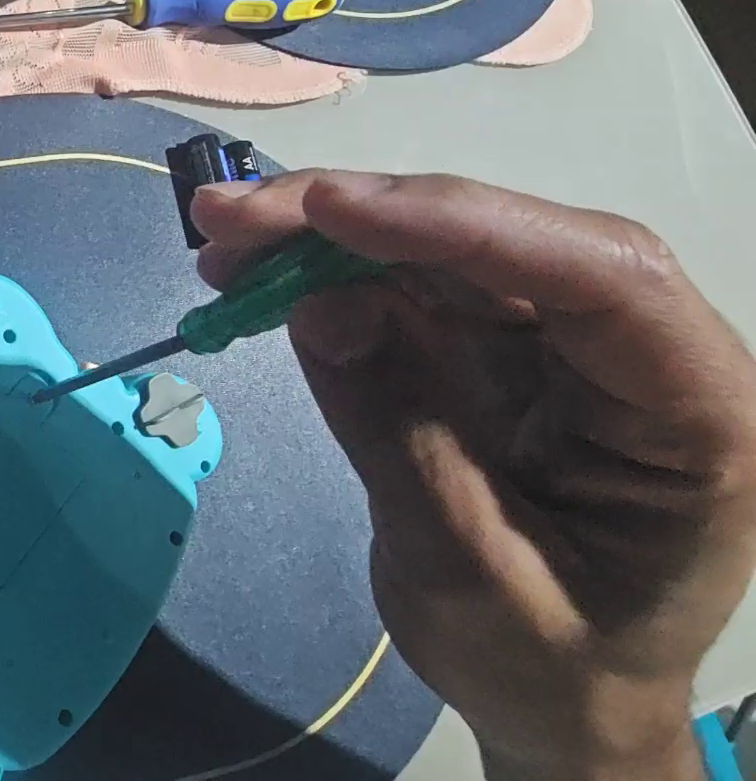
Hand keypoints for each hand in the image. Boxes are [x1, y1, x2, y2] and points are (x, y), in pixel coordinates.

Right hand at [192, 171, 755, 780]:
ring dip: (310, 235)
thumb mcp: (464, 568)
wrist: (544, 692)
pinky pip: (383, 284)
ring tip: (217, 244)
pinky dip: (306, 273)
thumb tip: (317, 306)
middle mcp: (614, 349)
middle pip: (489, 238)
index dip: (458, 226)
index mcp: (683, 411)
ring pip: (422, 246)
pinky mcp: (464, 345)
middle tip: (226, 216)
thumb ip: (397, 432)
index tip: (325, 208)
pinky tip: (245, 277)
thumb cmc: (539, 656)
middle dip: (350, 216)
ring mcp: (534, 339)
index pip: (596, 278)